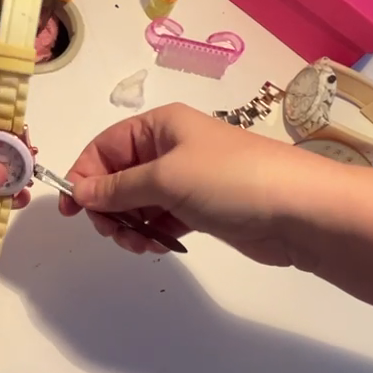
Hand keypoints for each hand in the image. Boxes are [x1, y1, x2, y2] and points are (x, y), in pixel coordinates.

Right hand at [58, 103, 344, 266]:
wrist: (300, 210)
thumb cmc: (229, 180)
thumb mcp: (164, 177)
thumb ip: (115, 188)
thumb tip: (77, 193)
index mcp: (158, 126)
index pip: (104, 148)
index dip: (84, 176)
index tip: (72, 211)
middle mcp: (168, 148)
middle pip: (116, 177)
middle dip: (108, 207)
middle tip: (113, 233)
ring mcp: (184, 180)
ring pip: (136, 203)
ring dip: (129, 225)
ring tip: (141, 245)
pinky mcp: (199, 208)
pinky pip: (159, 219)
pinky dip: (152, 233)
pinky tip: (159, 246)